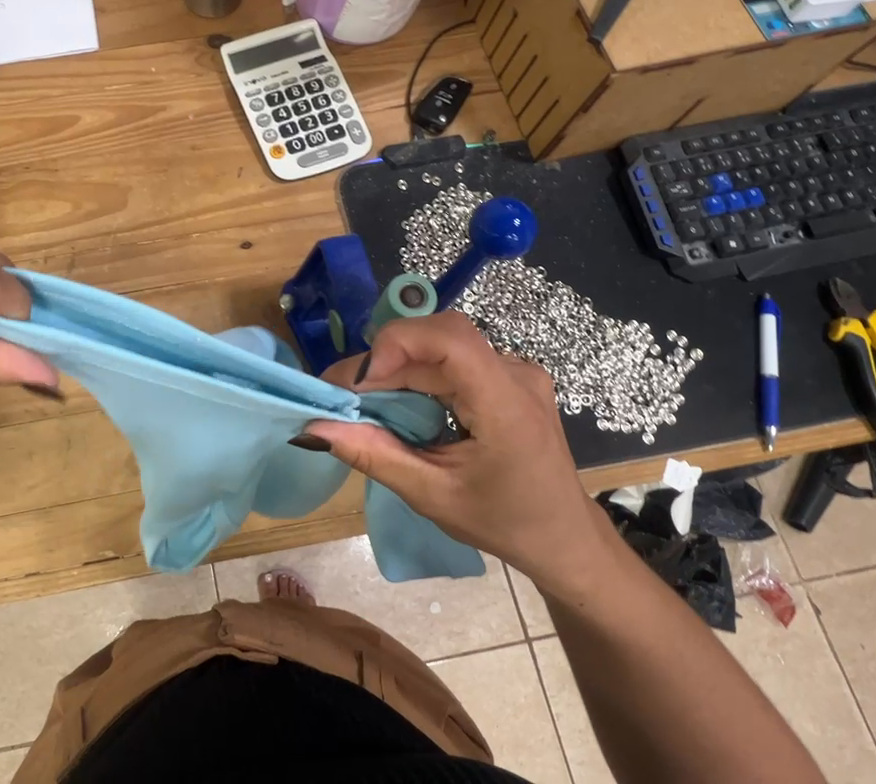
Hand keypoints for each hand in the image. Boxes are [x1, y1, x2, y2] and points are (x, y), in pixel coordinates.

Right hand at [305, 312, 611, 595]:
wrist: (563, 537)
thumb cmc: (504, 523)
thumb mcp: (432, 496)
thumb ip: (373, 454)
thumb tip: (312, 428)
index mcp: (506, 404)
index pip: (449, 338)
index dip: (395, 344)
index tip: (359, 385)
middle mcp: (516, 373)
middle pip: (437, 340)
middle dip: (383, 362)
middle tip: (343, 399)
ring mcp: (516, 371)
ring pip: (441, 346)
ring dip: (397, 368)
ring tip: (366, 405)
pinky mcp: (508, 377)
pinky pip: (453, 360)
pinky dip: (418, 376)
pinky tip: (401, 408)